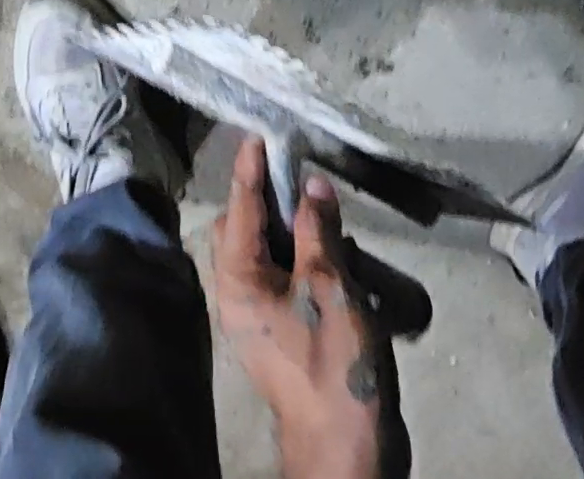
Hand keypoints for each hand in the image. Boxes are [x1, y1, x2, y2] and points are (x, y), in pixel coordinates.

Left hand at [213, 138, 388, 478]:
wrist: (345, 448)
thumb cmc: (332, 364)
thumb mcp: (328, 286)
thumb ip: (317, 231)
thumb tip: (311, 185)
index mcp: (237, 280)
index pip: (240, 209)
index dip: (250, 171)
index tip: (259, 136)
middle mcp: (238, 294)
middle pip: (244, 230)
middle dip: (269, 201)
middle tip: (299, 177)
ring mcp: (258, 315)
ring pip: (265, 254)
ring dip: (292, 230)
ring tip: (322, 213)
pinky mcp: (282, 330)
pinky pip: (284, 279)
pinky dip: (305, 260)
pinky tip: (335, 256)